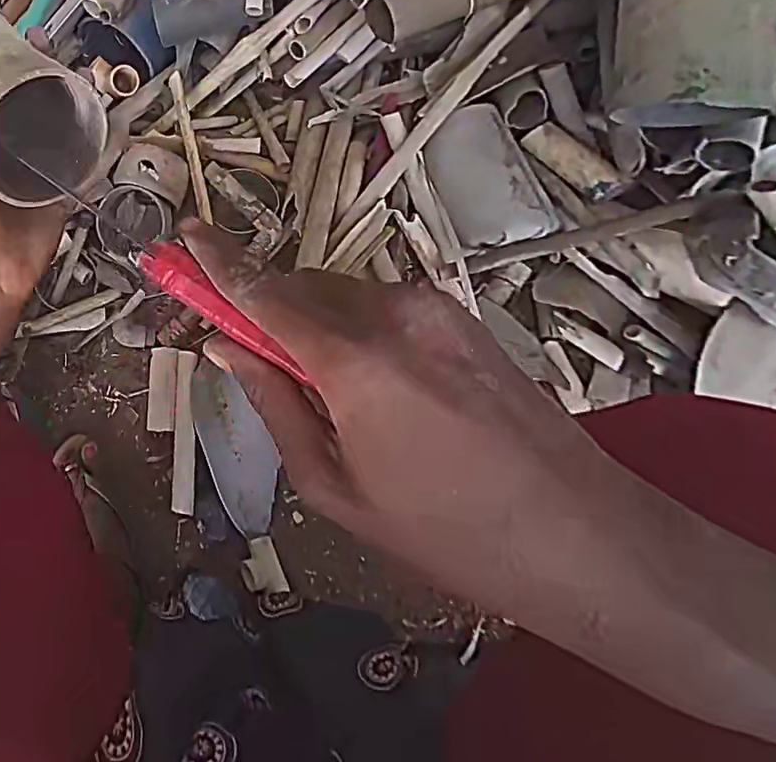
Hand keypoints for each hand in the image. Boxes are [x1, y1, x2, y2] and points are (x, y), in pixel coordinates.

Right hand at [179, 220, 612, 592]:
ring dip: (308, 322)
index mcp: (354, 363)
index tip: (183, 235)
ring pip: (334, 292)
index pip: (261, 293)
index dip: (214, 262)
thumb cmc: (448, 532)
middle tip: (251, 355)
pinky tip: (375, 383)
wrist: (592, 539)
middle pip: (295, 286)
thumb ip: (270, 403)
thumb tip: (224, 347)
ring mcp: (430, 306)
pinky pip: (374, 302)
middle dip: (263, 310)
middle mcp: (391, 314)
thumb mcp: (332, 487)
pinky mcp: (456, 311)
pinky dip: (349, 326)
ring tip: (329, 391)